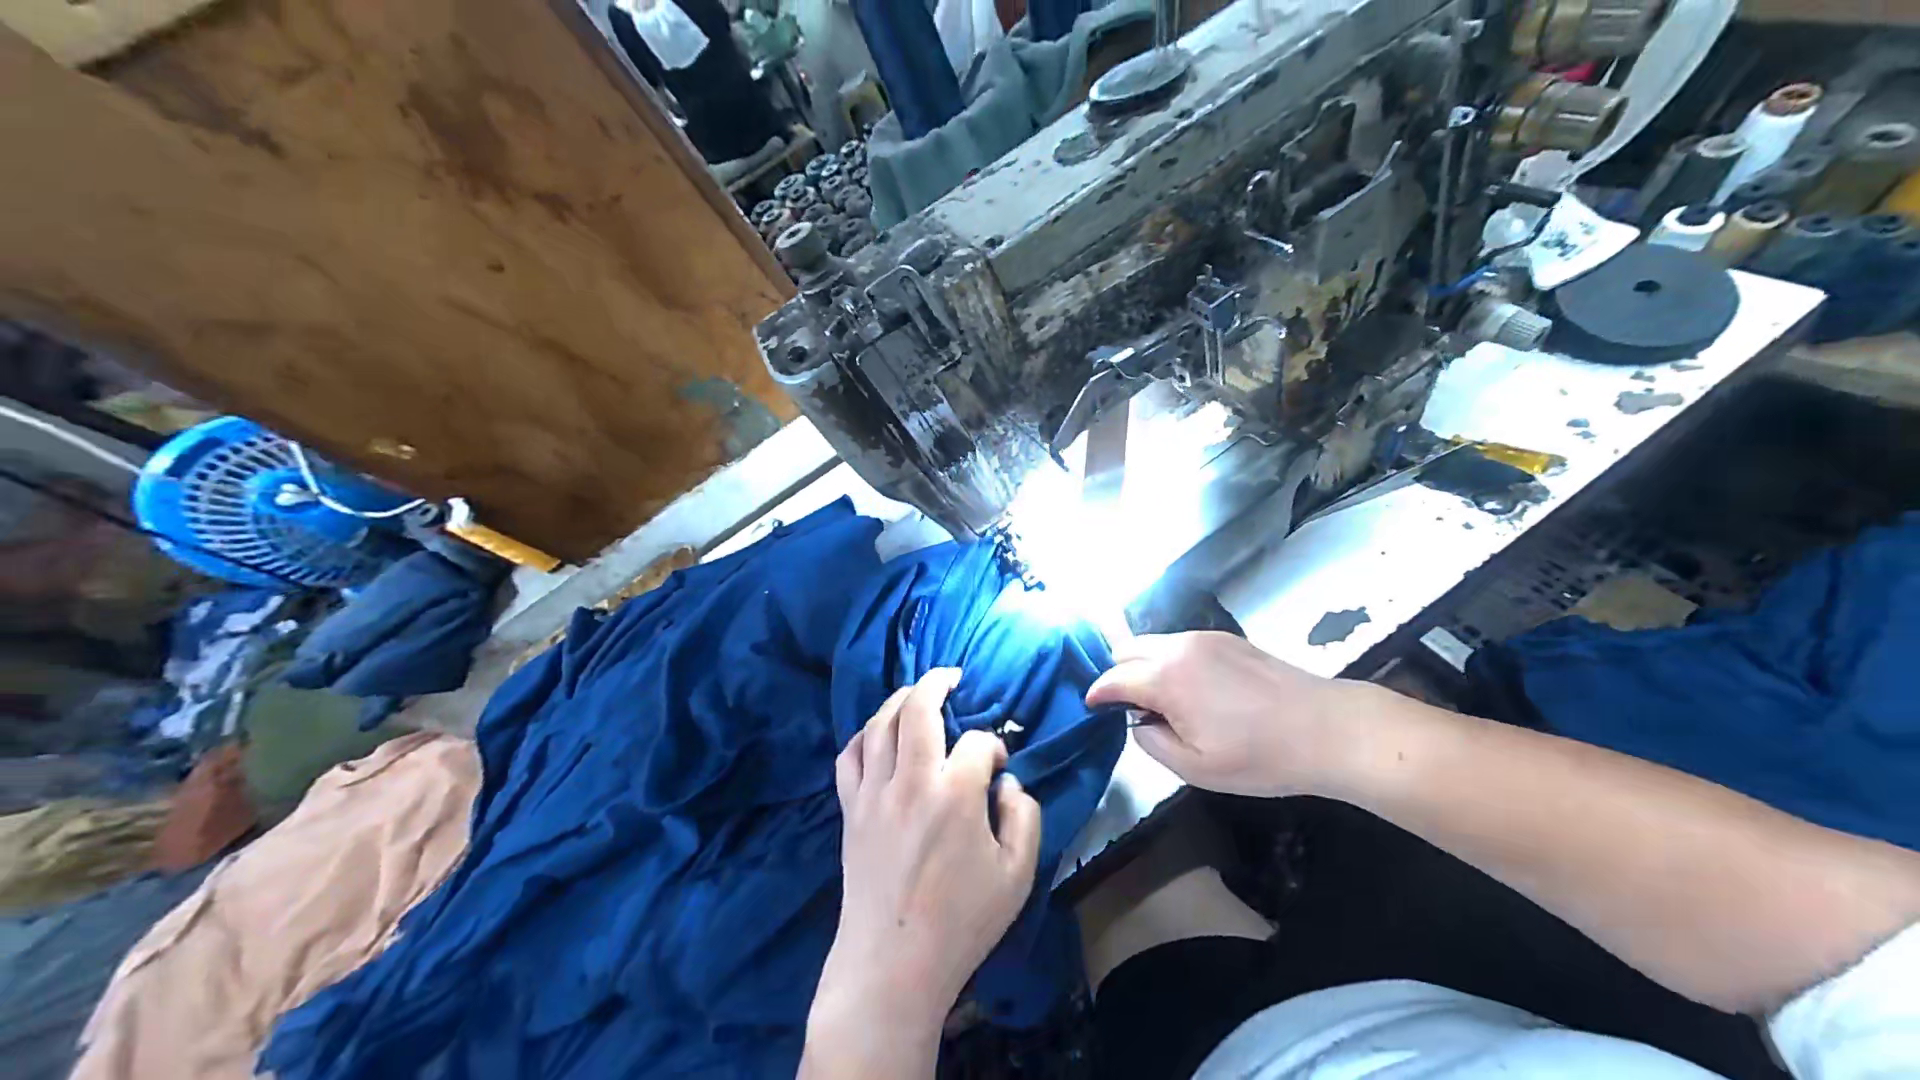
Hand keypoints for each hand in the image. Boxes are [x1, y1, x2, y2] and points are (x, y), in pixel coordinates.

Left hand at [805, 669, 1041, 1070]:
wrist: (892, 963)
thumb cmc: (961, 922)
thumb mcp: (1018, 875)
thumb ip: (1024, 817)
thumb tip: (1006, 783)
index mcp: (956, 794)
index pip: (978, 743)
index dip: (994, 747)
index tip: (999, 768)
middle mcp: (911, 780)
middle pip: (919, 708)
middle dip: (938, 682)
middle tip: (952, 675)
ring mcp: (873, 792)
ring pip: (879, 723)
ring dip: (900, 698)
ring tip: (917, 692)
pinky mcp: (850, 809)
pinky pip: (849, 756)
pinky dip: (863, 736)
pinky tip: (877, 735)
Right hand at [1085, 632, 1375, 797]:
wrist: (1329, 729)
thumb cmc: (1260, 756)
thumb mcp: (1195, 767)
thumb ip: (1152, 742)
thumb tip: (1140, 721)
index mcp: (1166, 677)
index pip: (1113, 678)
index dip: (1097, 694)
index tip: (1091, 707)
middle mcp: (1179, 647)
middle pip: (1127, 649)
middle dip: (1118, 674)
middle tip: (1128, 707)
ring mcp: (1205, 638)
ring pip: (1154, 643)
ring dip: (1145, 666)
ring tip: (1163, 700)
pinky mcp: (1228, 638)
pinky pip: (1181, 644)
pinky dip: (1171, 661)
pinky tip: (1194, 689)